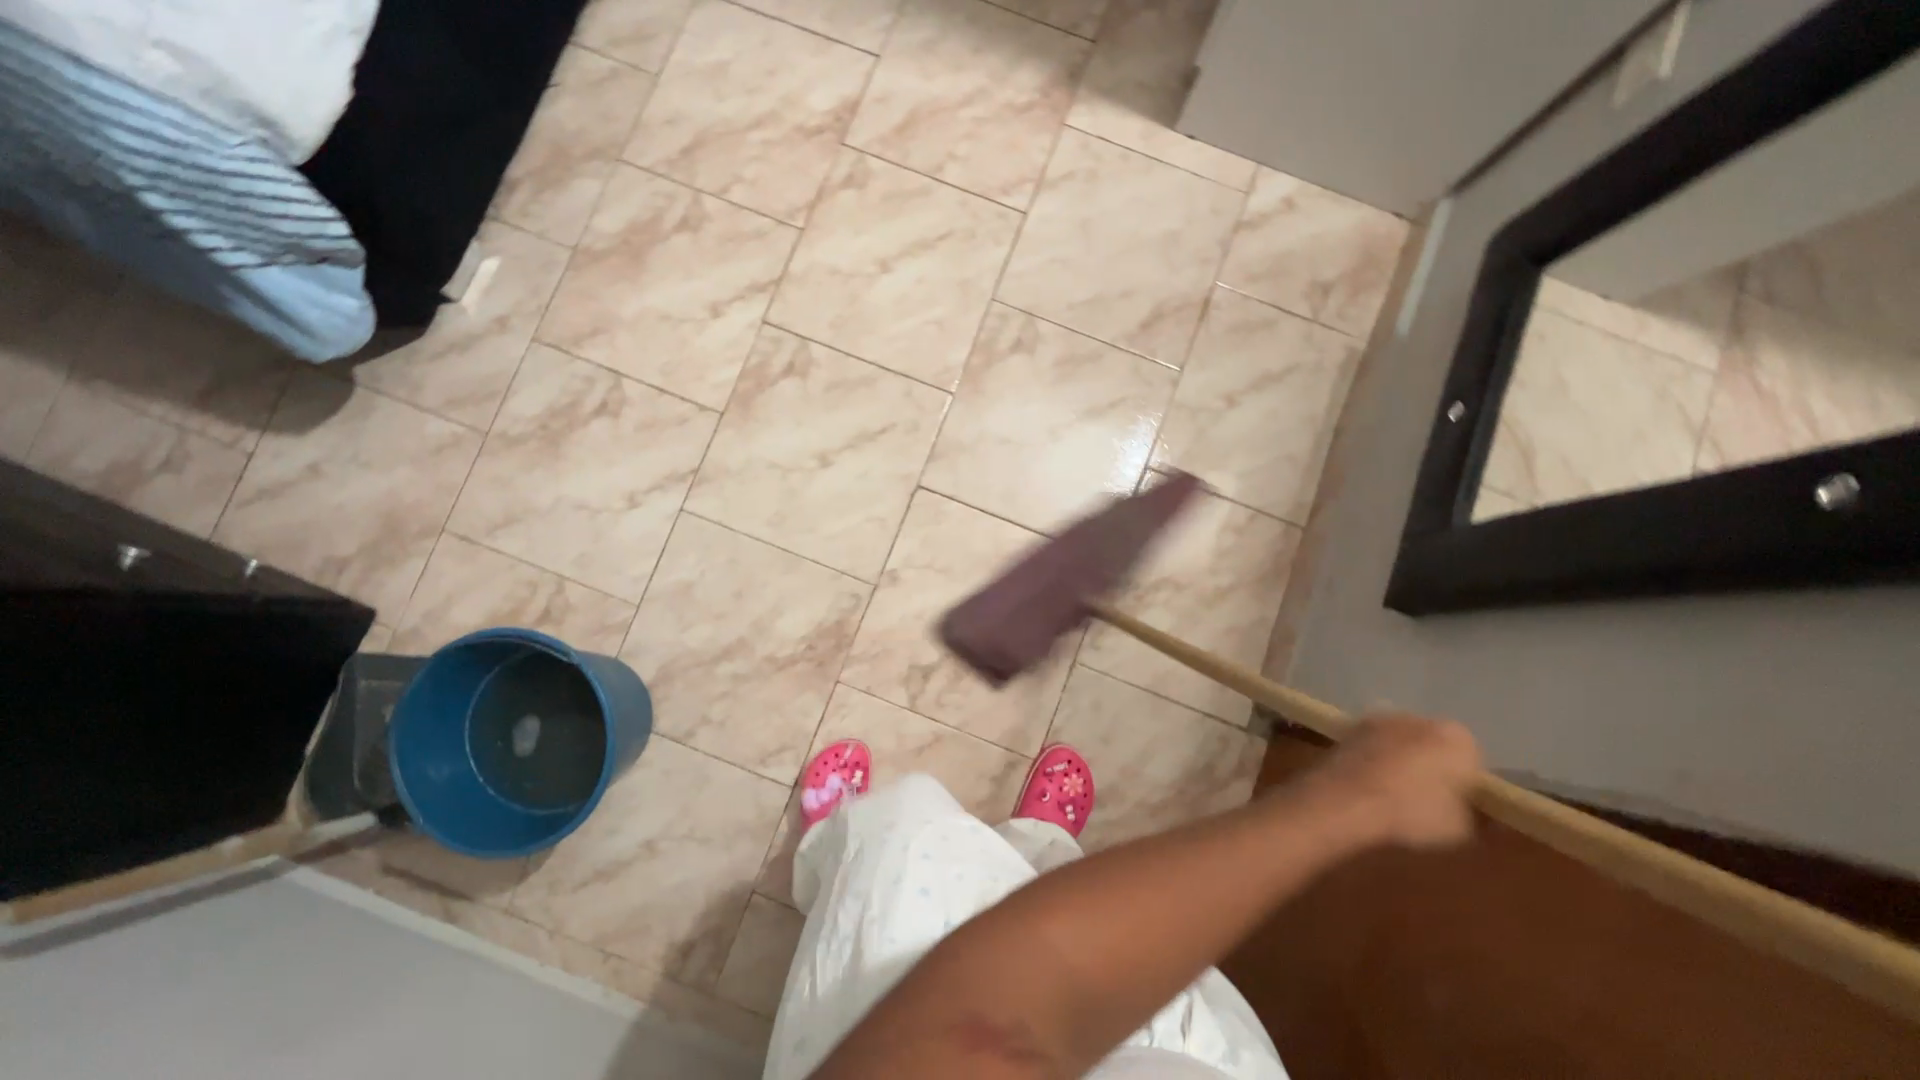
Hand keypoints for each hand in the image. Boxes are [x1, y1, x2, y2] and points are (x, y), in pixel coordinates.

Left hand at [1306, 713, 1481, 849]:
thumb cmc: (1412, 814)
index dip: (1466, 787)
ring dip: (1400, 761)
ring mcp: (1381, 719)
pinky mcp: (1349, 728)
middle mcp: (1422, 719)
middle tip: (1424, 802)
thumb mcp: (1461, 830)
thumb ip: (1477, 819)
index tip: (1457, 808)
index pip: (1473, 762)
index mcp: (1459, 738)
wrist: (1343, 800)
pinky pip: (1373, 748)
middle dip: (1433, 768)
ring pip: (1402, 743)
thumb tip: (1481, 816)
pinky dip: (1373, 761)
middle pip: (1435, 746)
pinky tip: (1367, 786)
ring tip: (1392, 796)